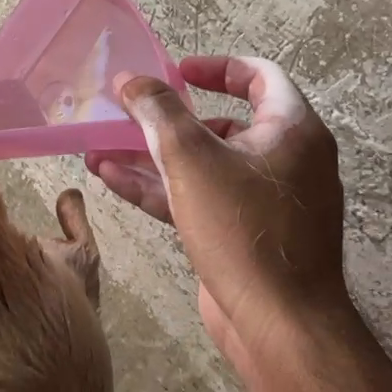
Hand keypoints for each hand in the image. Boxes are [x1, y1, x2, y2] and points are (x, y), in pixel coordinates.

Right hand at [87, 55, 391, 391]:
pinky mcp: (244, 234)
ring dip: (150, 153)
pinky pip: (198, 195)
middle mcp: (285, 161)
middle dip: (165, 117)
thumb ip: (156, 109)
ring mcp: (264, 201)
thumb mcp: (189, 156)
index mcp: (292, 133)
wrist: (278, 325)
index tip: (175, 70)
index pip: (261, 77)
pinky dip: (159, 184)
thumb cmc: (241, 227)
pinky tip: (110, 177)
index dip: (216, 66)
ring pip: (202, 163)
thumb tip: (129, 79)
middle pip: (221, 122)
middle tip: (127, 110)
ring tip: (100, 145)